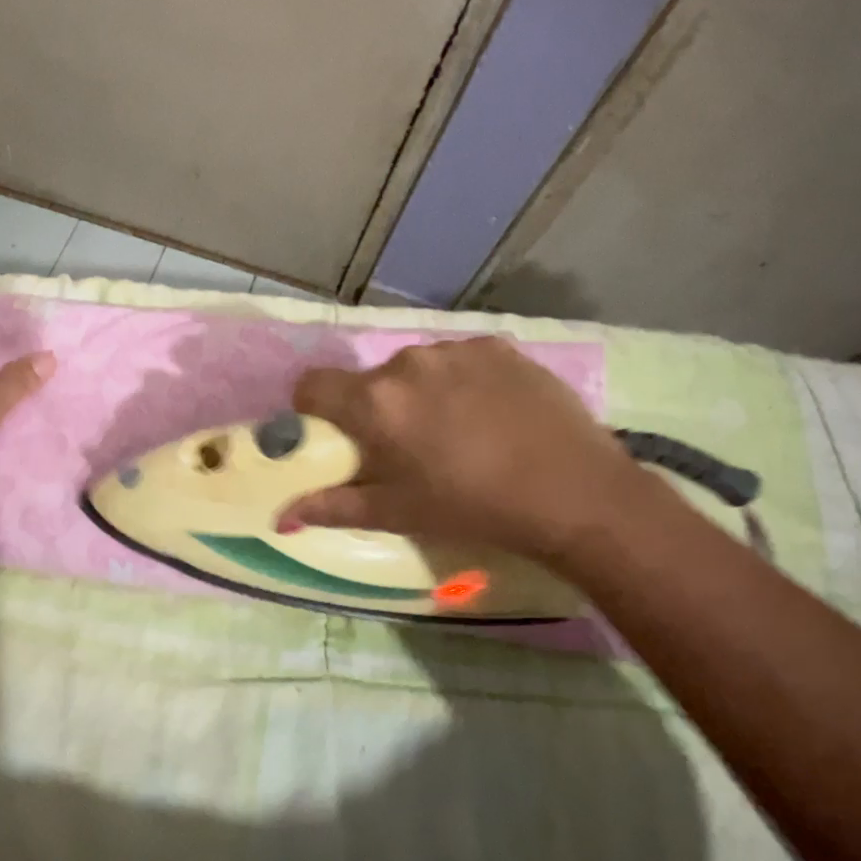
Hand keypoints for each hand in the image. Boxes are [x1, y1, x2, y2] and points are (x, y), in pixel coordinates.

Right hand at [274, 336, 647, 560]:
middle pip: (370, 381)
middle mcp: (406, 362)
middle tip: (408, 448)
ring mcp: (456, 350)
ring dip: (422, 394)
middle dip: (378, 409)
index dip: (314, 410)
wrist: (576, 495)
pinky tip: (494, 415)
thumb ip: (333, 506)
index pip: (312, 385)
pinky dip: (464, 383)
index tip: (337, 437)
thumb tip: (284, 514)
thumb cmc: (473, 508)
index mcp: (374, 401)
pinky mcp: (499, 346)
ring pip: (417, 369)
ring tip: (459, 433)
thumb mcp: (398, 513)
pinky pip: (461, 361)